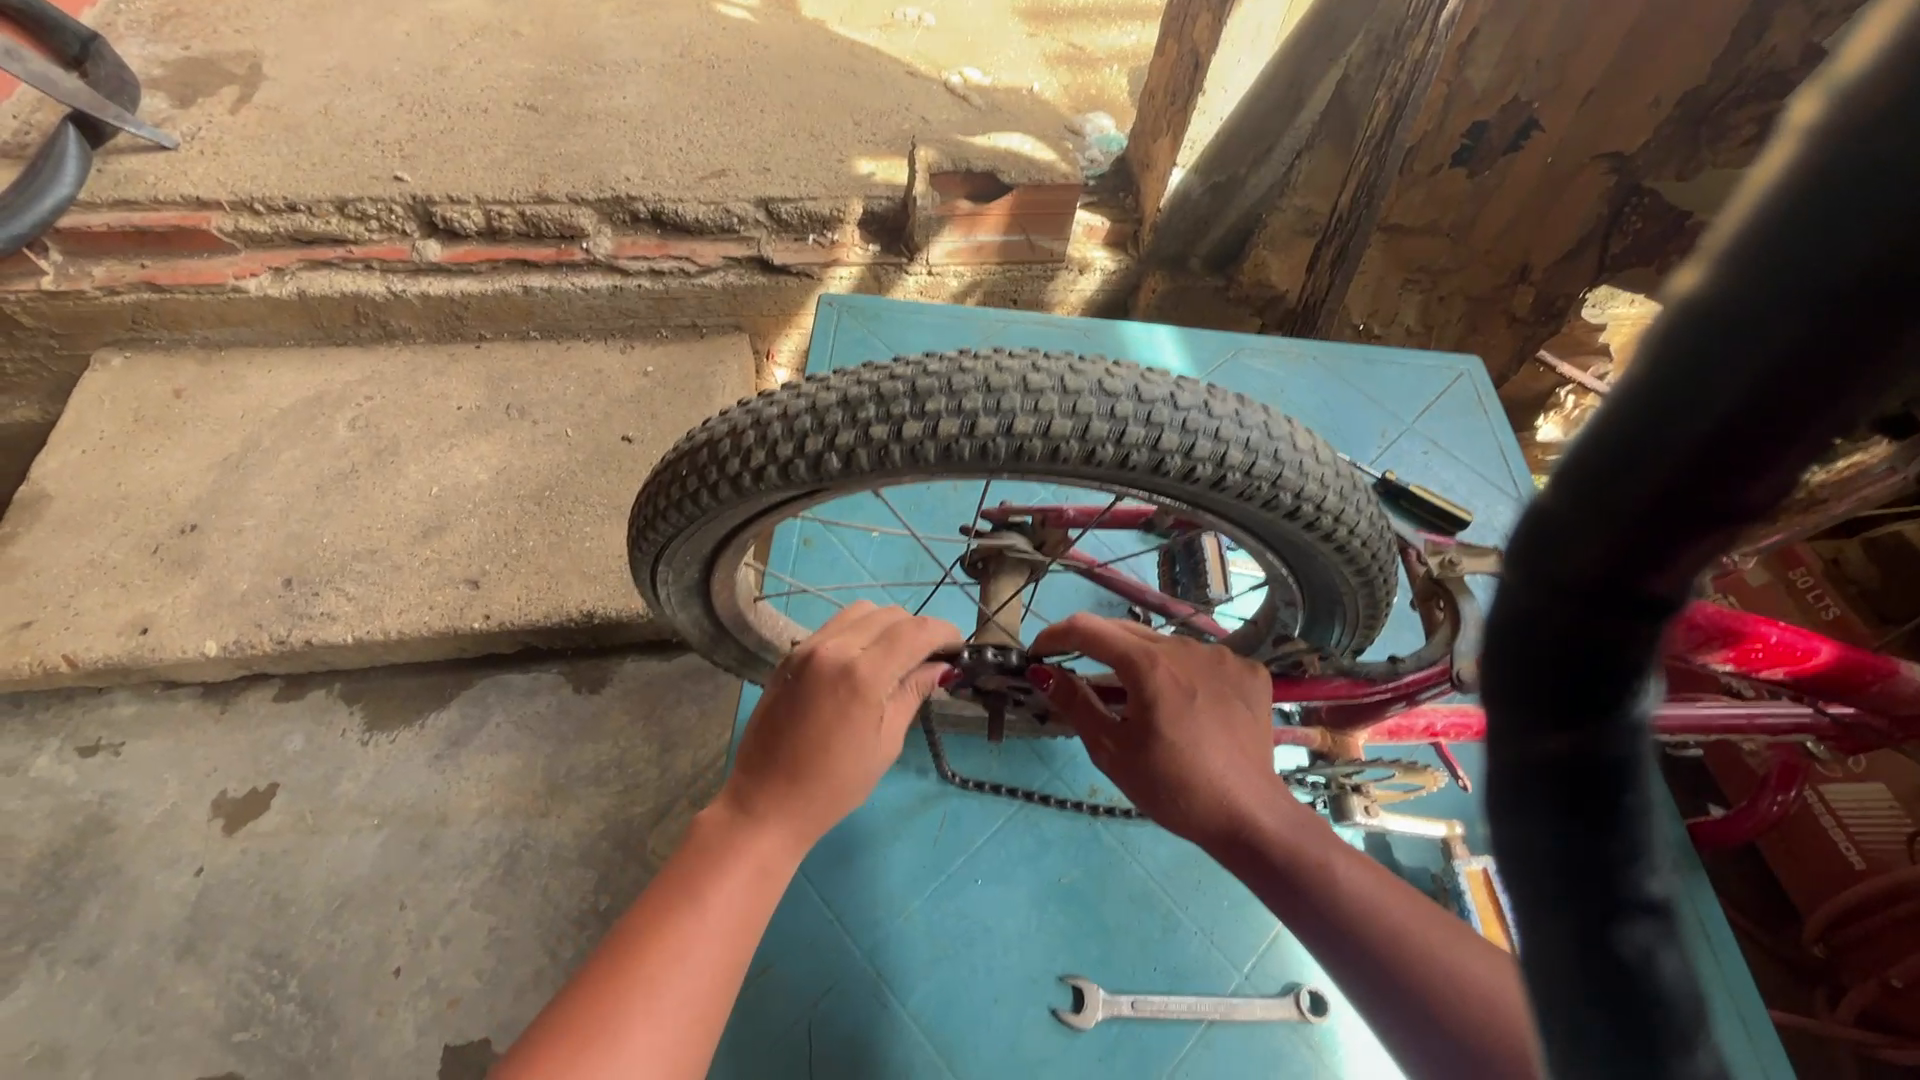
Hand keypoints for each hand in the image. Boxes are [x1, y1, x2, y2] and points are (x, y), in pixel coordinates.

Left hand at [718, 601, 961, 853]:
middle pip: (891, 614)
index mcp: (862, 674)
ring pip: (861, 612)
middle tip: (932, 658)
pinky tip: (865, 661)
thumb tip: (941, 668)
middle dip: (918, 630)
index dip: (945, 633)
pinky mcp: (790, 655)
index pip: (917, 631)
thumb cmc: (834, 785)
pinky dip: (859, 632)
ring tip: (898, 657)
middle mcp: (834, 648)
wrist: (765, 802)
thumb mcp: (886, 743)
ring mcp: (807, 648)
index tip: (959, 648)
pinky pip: (834, 626)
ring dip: (888, 625)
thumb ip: (912, 694)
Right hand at [1028, 615, 1297, 846]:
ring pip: (1167, 647)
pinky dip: (1184, 676)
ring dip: (1142, 663)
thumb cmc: (1172, 788)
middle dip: (1094, 647)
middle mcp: (1187, 646)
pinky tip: (1187, 708)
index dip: (1056, 636)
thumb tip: (1042, 672)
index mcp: (1149, 664)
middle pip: (1127, 632)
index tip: (1039, 653)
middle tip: (1076, 675)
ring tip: (1138, 701)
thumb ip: (1076, 703)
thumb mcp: (1112, 750)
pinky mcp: (1249, 672)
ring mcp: (1223, 656)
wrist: (1248, 816)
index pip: (1088, 629)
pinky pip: (1204, 662)